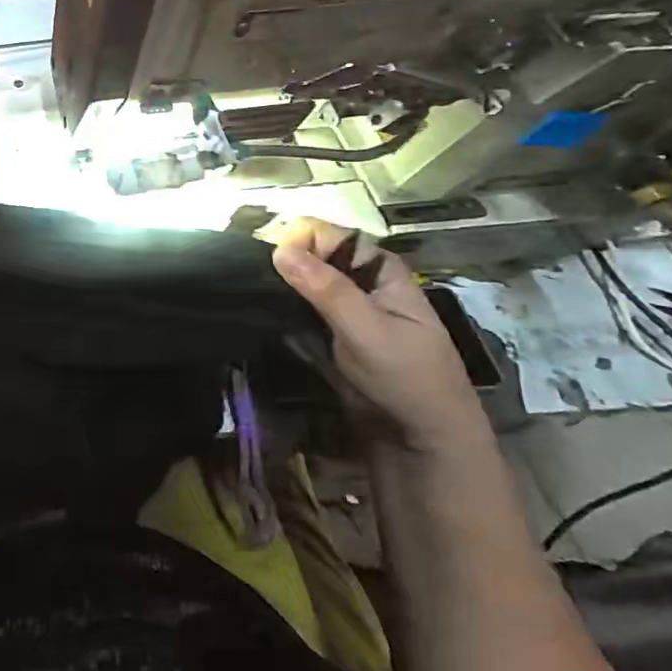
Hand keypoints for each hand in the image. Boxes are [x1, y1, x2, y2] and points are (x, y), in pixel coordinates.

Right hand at [269, 217, 487, 450]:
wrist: (423, 436)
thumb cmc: (406, 376)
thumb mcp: (367, 329)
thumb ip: (326, 288)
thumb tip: (280, 249)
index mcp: (378, 266)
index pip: (328, 234)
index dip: (295, 239)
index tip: (264, 256)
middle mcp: (360, 278)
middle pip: (313, 254)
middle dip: (283, 260)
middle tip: (249, 276)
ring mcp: (345, 305)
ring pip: (304, 281)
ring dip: (280, 284)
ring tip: (248, 291)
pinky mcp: (330, 330)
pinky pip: (301, 307)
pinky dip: (283, 305)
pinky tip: (261, 309)